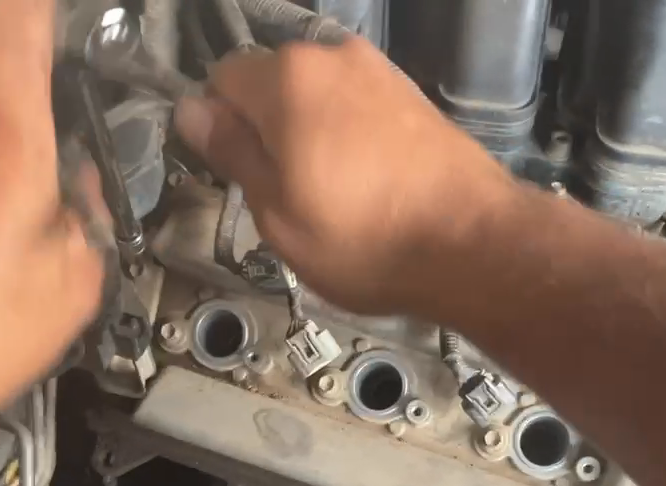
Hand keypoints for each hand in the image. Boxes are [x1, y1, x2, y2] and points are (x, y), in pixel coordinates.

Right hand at [173, 39, 522, 315]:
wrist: (472, 246)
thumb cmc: (367, 243)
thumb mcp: (280, 216)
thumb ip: (234, 156)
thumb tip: (193, 112)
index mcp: (286, 81)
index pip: (221, 80)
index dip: (220, 128)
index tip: (238, 174)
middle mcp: (333, 58)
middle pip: (274, 86)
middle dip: (269, 131)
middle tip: (289, 197)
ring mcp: (380, 73)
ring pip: (320, 100)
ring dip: (313, 138)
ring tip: (337, 200)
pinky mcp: (414, 98)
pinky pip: (361, 111)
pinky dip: (353, 141)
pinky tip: (371, 188)